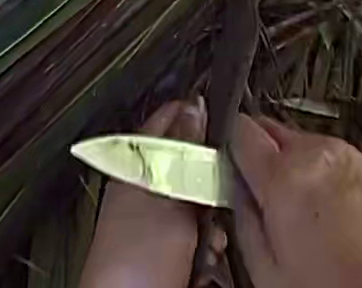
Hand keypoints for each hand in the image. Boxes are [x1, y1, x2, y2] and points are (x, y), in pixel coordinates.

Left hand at [79, 98, 225, 287]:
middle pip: (191, 163)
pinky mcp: (167, 251)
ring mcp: (156, 220)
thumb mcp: (168, 191)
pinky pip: (197, 236)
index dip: (198, 116)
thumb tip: (196, 105)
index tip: (225, 123)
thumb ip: (184, 147)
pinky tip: (208, 256)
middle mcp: (146, 186)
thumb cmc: (136, 255)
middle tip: (220, 191)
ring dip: (212, 219)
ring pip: (199, 201)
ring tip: (212, 235)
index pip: (170, 118)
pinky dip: (207, 245)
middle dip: (212, 179)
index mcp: (137, 161)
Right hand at [230, 115, 361, 287]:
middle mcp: (312, 152)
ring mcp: (338, 152)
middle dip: (255, 152)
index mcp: (284, 176)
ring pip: (292, 138)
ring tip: (290, 206)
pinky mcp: (356, 159)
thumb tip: (230, 186)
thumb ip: (241, 216)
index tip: (222, 159)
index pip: (240, 128)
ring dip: (284, 160)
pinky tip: (315, 206)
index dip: (226, 142)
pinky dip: (309, 168)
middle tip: (254, 191)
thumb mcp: (266, 268)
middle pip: (266, 126)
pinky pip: (317, 150)